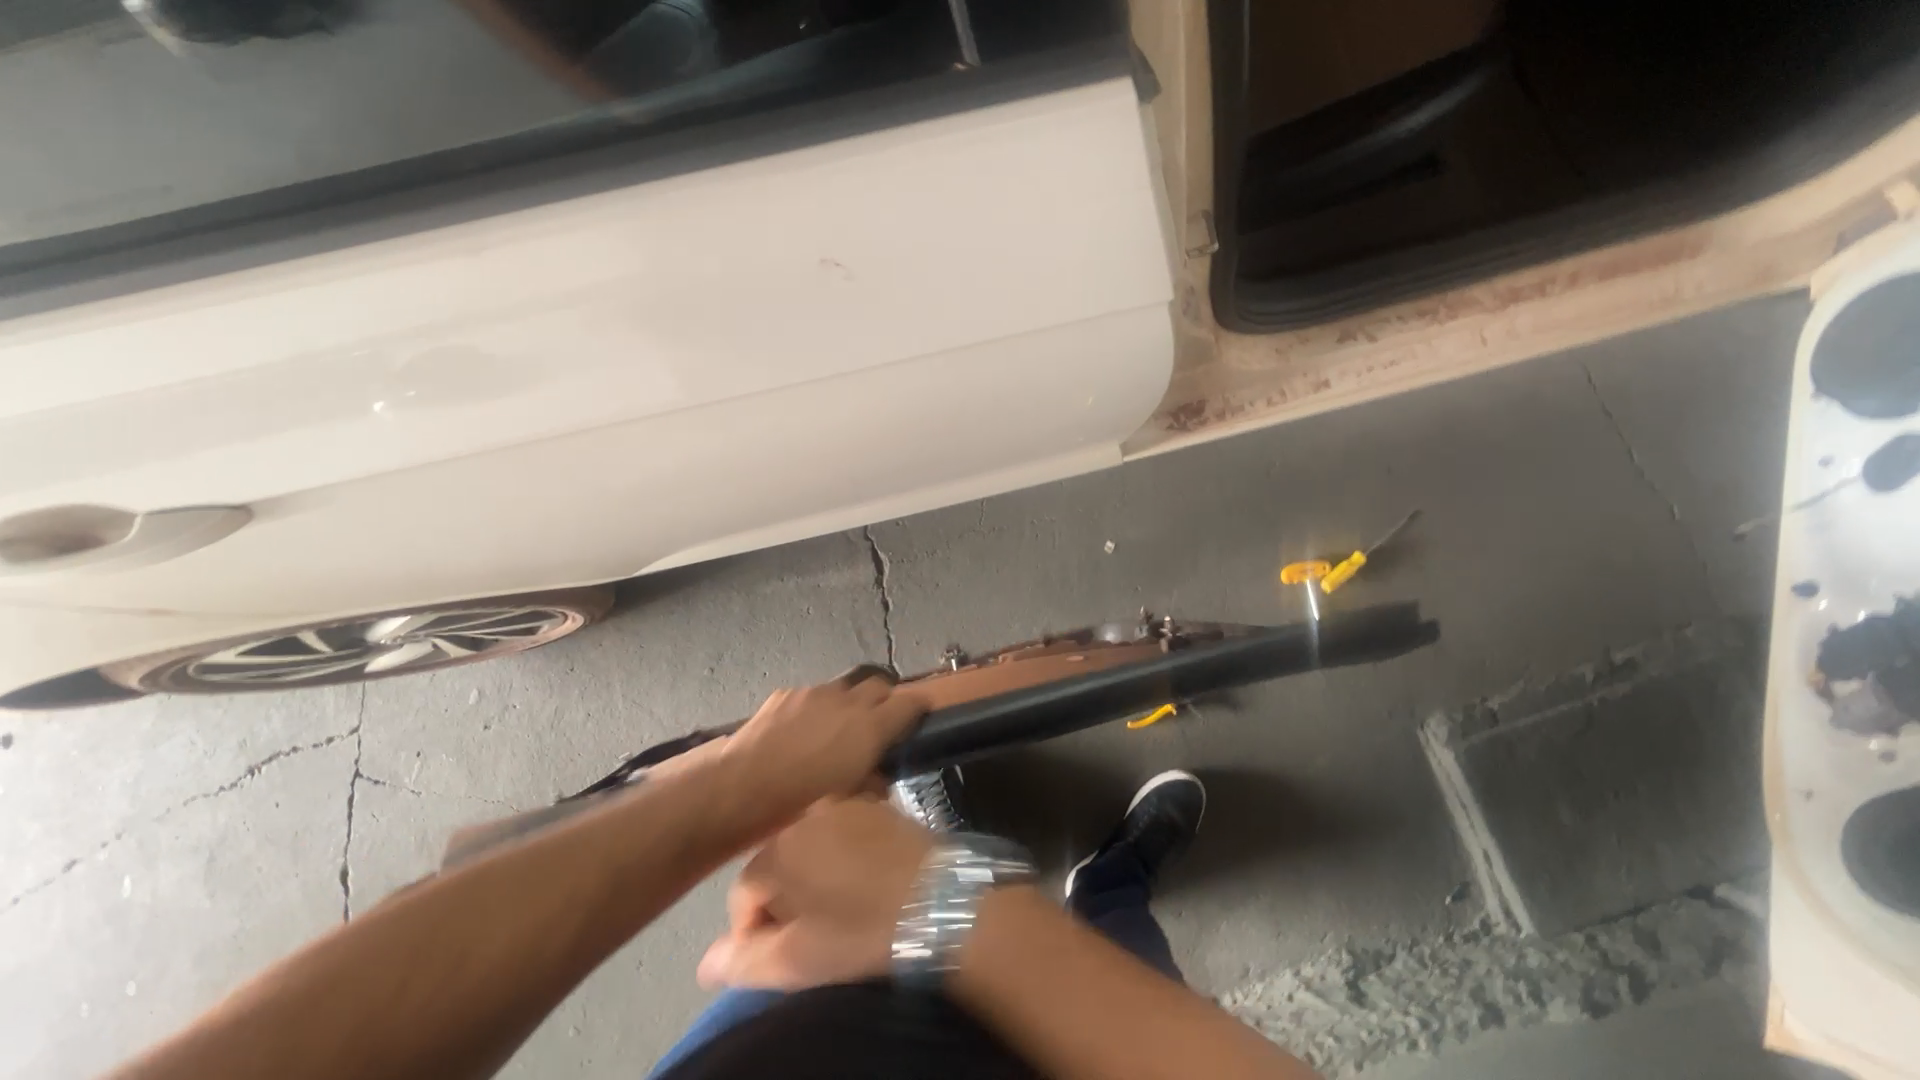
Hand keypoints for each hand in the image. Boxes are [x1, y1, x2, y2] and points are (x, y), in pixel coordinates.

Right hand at [698, 796, 932, 990]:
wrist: (941, 900)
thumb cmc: (864, 932)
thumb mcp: (799, 960)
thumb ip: (744, 960)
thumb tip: (706, 964)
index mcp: (777, 850)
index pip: (744, 894)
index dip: (754, 931)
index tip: (779, 954)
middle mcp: (804, 814)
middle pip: (777, 863)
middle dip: (785, 898)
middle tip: (812, 930)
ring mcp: (845, 801)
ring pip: (811, 842)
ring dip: (815, 871)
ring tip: (840, 903)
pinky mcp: (879, 801)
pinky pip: (845, 826)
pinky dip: (845, 848)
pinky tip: (864, 874)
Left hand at [720, 671, 928, 820]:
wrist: (747, 783)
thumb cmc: (804, 801)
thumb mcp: (848, 798)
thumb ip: (871, 781)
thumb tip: (877, 778)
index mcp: (871, 727)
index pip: (910, 703)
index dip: (918, 707)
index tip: (920, 714)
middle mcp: (849, 701)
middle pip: (879, 685)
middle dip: (884, 698)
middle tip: (880, 718)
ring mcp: (816, 693)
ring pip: (844, 688)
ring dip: (847, 703)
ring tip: (837, 726)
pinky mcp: (788, 693)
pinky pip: (811, 695)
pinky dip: (815, 709)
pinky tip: (801, 731)